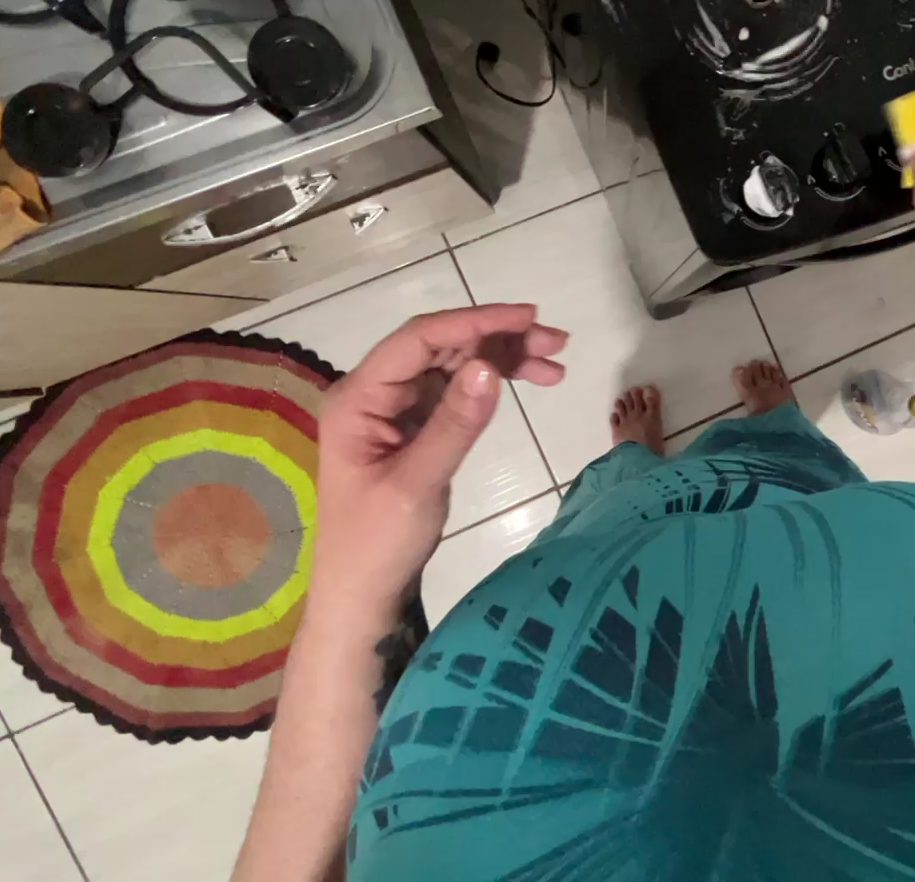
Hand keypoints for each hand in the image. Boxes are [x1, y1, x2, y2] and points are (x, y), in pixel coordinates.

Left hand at [308, 304, 566, 627]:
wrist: (365, 595)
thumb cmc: (378, 544)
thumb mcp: (417, 485)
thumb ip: (454, 424)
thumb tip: (489, 368)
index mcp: (358, 398)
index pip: (418, 341)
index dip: (474, 322)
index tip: (527, 318)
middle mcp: (376, 392)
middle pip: (442, 346)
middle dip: (499, 337)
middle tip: (556, 341)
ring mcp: (398, 407)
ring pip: (456, 363)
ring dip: (504, 357)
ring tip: (555, 361)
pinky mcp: (418, 424)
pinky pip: (461, 389)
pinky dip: (496, 382)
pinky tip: (531, 381)